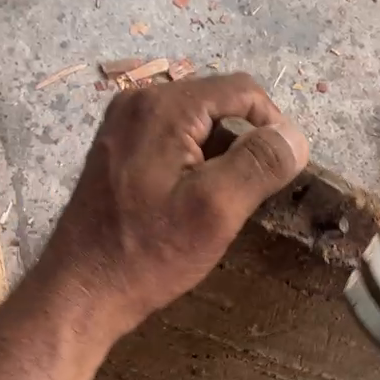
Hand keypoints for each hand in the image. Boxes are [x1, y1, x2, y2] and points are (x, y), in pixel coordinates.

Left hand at [33, 74, 309, 336]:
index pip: (241, 89)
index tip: (287, 170)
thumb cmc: (149, 254)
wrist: (84, 290)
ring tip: (224, 207)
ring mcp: (123, 128)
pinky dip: (194, 168)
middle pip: (216, 106)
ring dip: (221, 160)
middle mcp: (138, 103)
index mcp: (164, 106)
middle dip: (245, 145)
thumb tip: (296, 138)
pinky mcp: (117, 155)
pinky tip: (193, 208)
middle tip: (254, 197)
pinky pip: (171, 146)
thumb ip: (259, 166)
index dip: (275, 125)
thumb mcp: (215, 210)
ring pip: (195, 129)